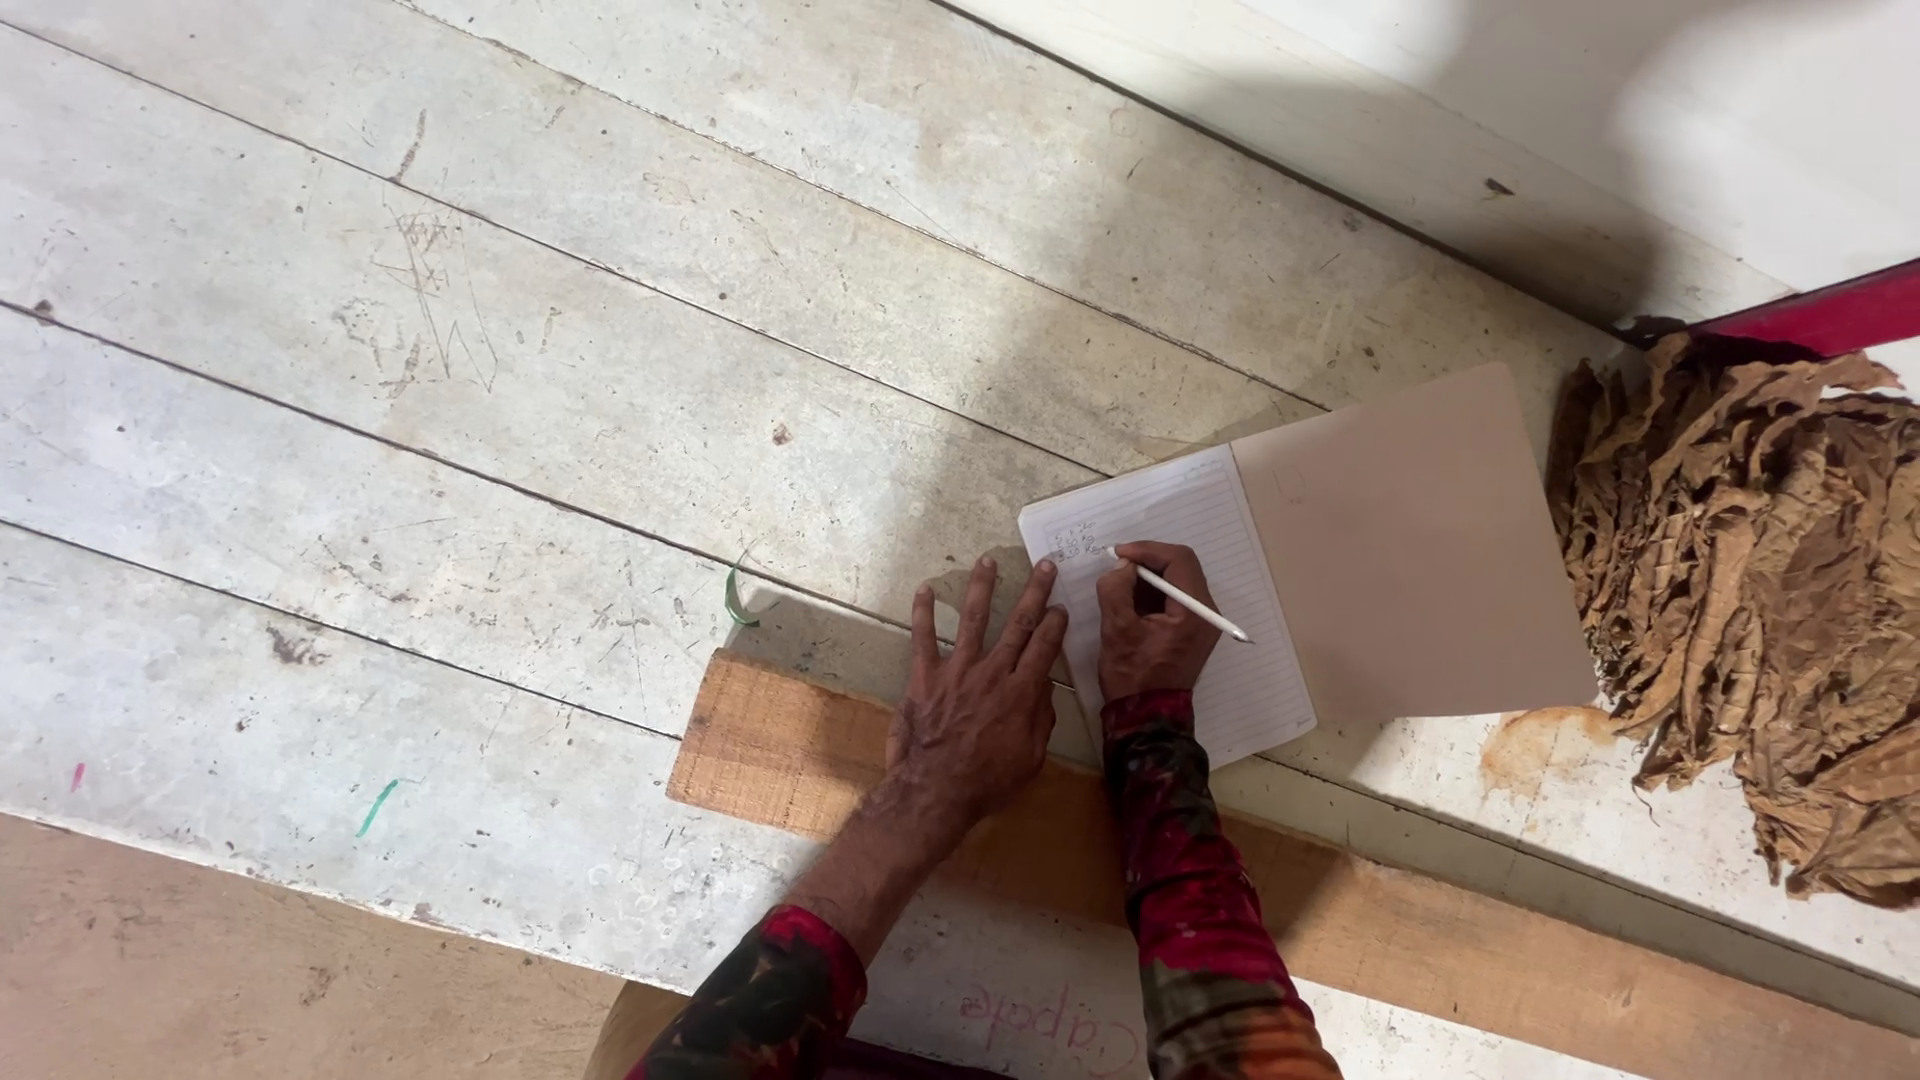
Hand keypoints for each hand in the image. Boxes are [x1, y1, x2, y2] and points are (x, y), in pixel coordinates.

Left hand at [887, 555, 1068, 827]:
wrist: (936, 791)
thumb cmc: (988, 781)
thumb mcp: (1030, 758)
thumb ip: (1040, 719)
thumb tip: (1043, 688)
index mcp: (1021, 693)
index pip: (1044, 647)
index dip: (1055, 623)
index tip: (1061, 605)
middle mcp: (992, 672)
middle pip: (1018, 624)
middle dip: (1034, 592)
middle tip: (1044, 565)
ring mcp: (957, 670)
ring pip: (974, 619)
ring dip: (983, 587)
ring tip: (988, 560)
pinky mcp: (926, 676)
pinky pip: (923, 638)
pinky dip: (923, 613)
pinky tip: (925, 589)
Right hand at [1097, 542, 1221, 701]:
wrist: (1147, 715)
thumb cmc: (1132, 676)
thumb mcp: (1117, 629)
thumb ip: (1116, 590)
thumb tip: (1122, 567)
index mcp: (1195, 612)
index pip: (1178, 560)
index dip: (1147, 550)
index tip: (1118, 554)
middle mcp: (1206, 613)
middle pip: (1181, 567)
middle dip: (1147, 561)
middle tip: (1118, 565)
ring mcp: (1201, 622)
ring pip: (1177, 580)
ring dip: (1148, 576)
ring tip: (1119, 583)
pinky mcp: (1191, 630)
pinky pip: (1174, 598)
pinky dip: (1152, 591)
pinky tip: (1129, 598)